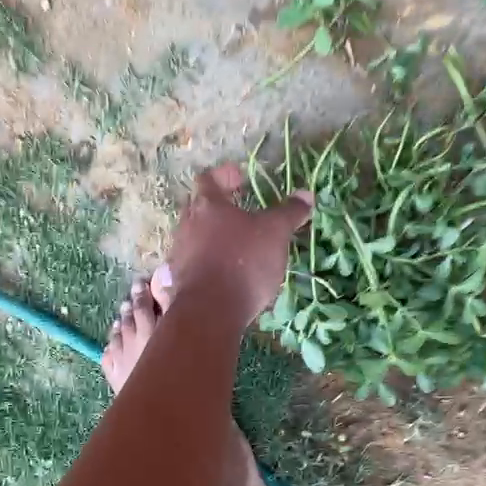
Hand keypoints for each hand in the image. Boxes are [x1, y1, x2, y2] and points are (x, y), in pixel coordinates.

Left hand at [164, 164, 312, 331]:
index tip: (240, 177)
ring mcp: (179, 253)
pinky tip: (224, 271)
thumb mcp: (275, 233)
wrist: (210, 310)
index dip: (224, 175)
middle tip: (238, 209)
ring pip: (194, 235)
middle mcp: (186, 224)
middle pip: (197, 206)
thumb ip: (289, 212)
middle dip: (217, 206)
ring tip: (235, 243)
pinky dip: (208, 260)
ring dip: (211, 235)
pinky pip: (193, 261)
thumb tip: (306, 194)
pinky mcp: (179, 279)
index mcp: (207, 205)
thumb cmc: (243, 262)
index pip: (208, 179)